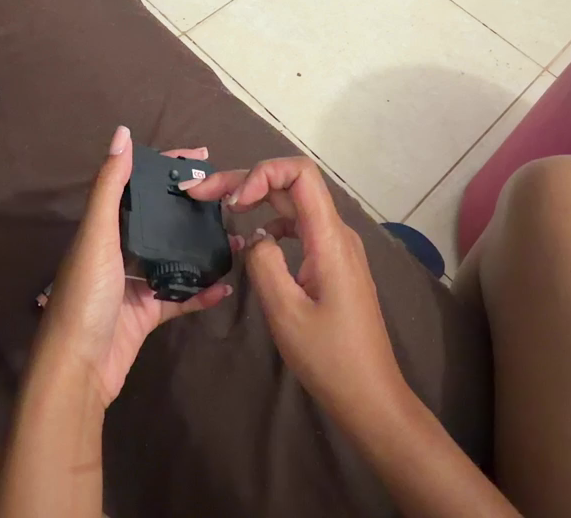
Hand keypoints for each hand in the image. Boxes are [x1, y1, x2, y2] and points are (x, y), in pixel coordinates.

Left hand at [36, 126, 232, 405]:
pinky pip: (180, 296)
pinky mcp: (147, 314)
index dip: (167, 167)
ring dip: (202, 247)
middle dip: (190, 205)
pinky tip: (228, 285)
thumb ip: (110, 186)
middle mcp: (119, 249)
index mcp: (104, 226)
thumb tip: (123, 133)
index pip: (138, 184)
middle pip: (160, 218)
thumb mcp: (97, 235)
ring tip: (238, 235)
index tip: (202, 155)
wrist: (78, 369)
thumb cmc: (85, 295)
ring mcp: (135, 283)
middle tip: (228, 194)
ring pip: (174, 256)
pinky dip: (202, 291)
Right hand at [185, 156, 404, 423]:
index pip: (300, 173)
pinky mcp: (332, 263)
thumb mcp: (285, 310)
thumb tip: (255, 235)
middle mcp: (336, 233)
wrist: (371, 396)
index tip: (232, 203)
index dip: (262, 173)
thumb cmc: (329, 356)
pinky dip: (270, 223)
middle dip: (244, 182)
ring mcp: (337, 247)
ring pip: (292, 205)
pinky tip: (250, 241)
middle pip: (290, 185)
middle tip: (199, 193)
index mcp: (329, 238)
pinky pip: (299, 228)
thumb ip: (263, 261)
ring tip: (217, 208)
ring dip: (255, 199)